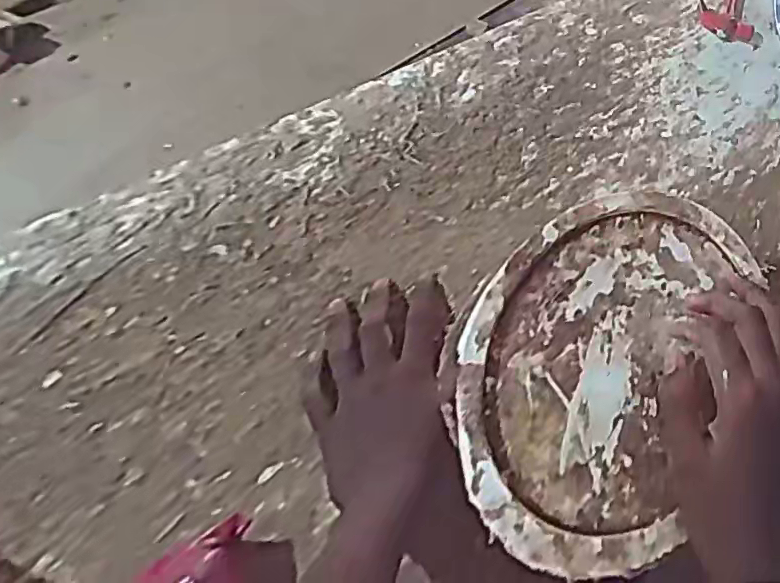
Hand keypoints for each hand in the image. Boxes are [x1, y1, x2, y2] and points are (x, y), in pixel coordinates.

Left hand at [302, 279, 452, 523]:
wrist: (383, 501)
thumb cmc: (428, 460)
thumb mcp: (453, 411)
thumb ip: (456, 377)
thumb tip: (467, 349)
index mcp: (414, 373)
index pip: (422, 324)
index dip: (426, 297)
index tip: (427, 278)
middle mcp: (380, 377)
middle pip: (377, 330)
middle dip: (380, 303)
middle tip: (380, 283)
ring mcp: (351, 399)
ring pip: (342, 352)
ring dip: (341, 326)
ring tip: (339, 304)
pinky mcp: (329, 425)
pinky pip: (317, 392)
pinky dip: (314, 371)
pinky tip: (312, 357)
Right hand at [659, 282, 779, 582]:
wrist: (760, 550)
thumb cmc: (715, 508)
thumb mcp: (684, 458)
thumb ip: (678, 400)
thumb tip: (676, 351)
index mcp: (744, 394)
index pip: (722, 334)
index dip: (700, 317)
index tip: (678, 313)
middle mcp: (775, 383)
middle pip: (755, 319)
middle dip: (727, 298)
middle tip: (700, 292)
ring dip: (758, 300)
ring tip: (734, 285)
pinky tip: (768, 319)